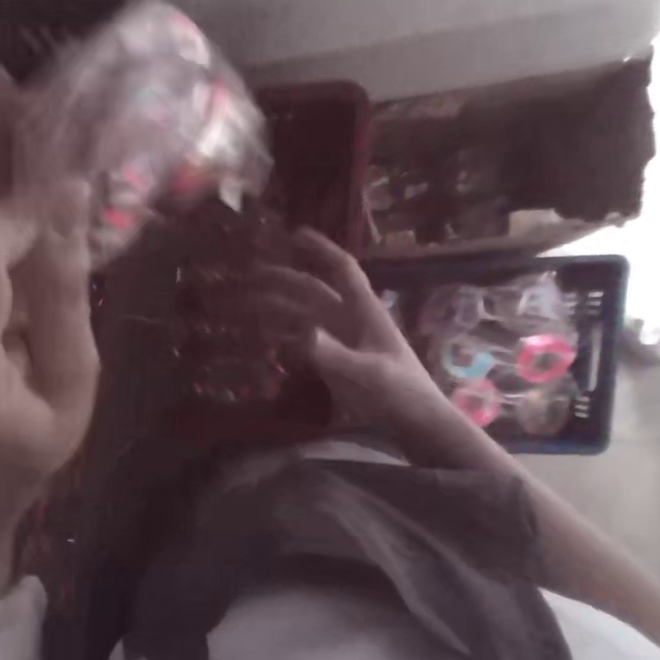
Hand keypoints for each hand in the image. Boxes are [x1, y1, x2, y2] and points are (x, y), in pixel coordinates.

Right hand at [249, 228, 453, 432]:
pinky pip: (300, 344)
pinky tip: (258, 341)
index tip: (294, 234)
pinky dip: (280, 339)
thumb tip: (304, 332)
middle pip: (312, 291)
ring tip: (244, 307)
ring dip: (275, 309)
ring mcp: (338, 342)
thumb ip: (335, 354)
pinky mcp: (330, 364)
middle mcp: (348, 321)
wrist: (414, 425)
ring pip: (302, 316)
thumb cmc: (400, 394)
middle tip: (249, 274)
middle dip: (283, 280)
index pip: (342, 271)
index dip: (321, 249)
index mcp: (365, 312)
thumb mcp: (369, 374)